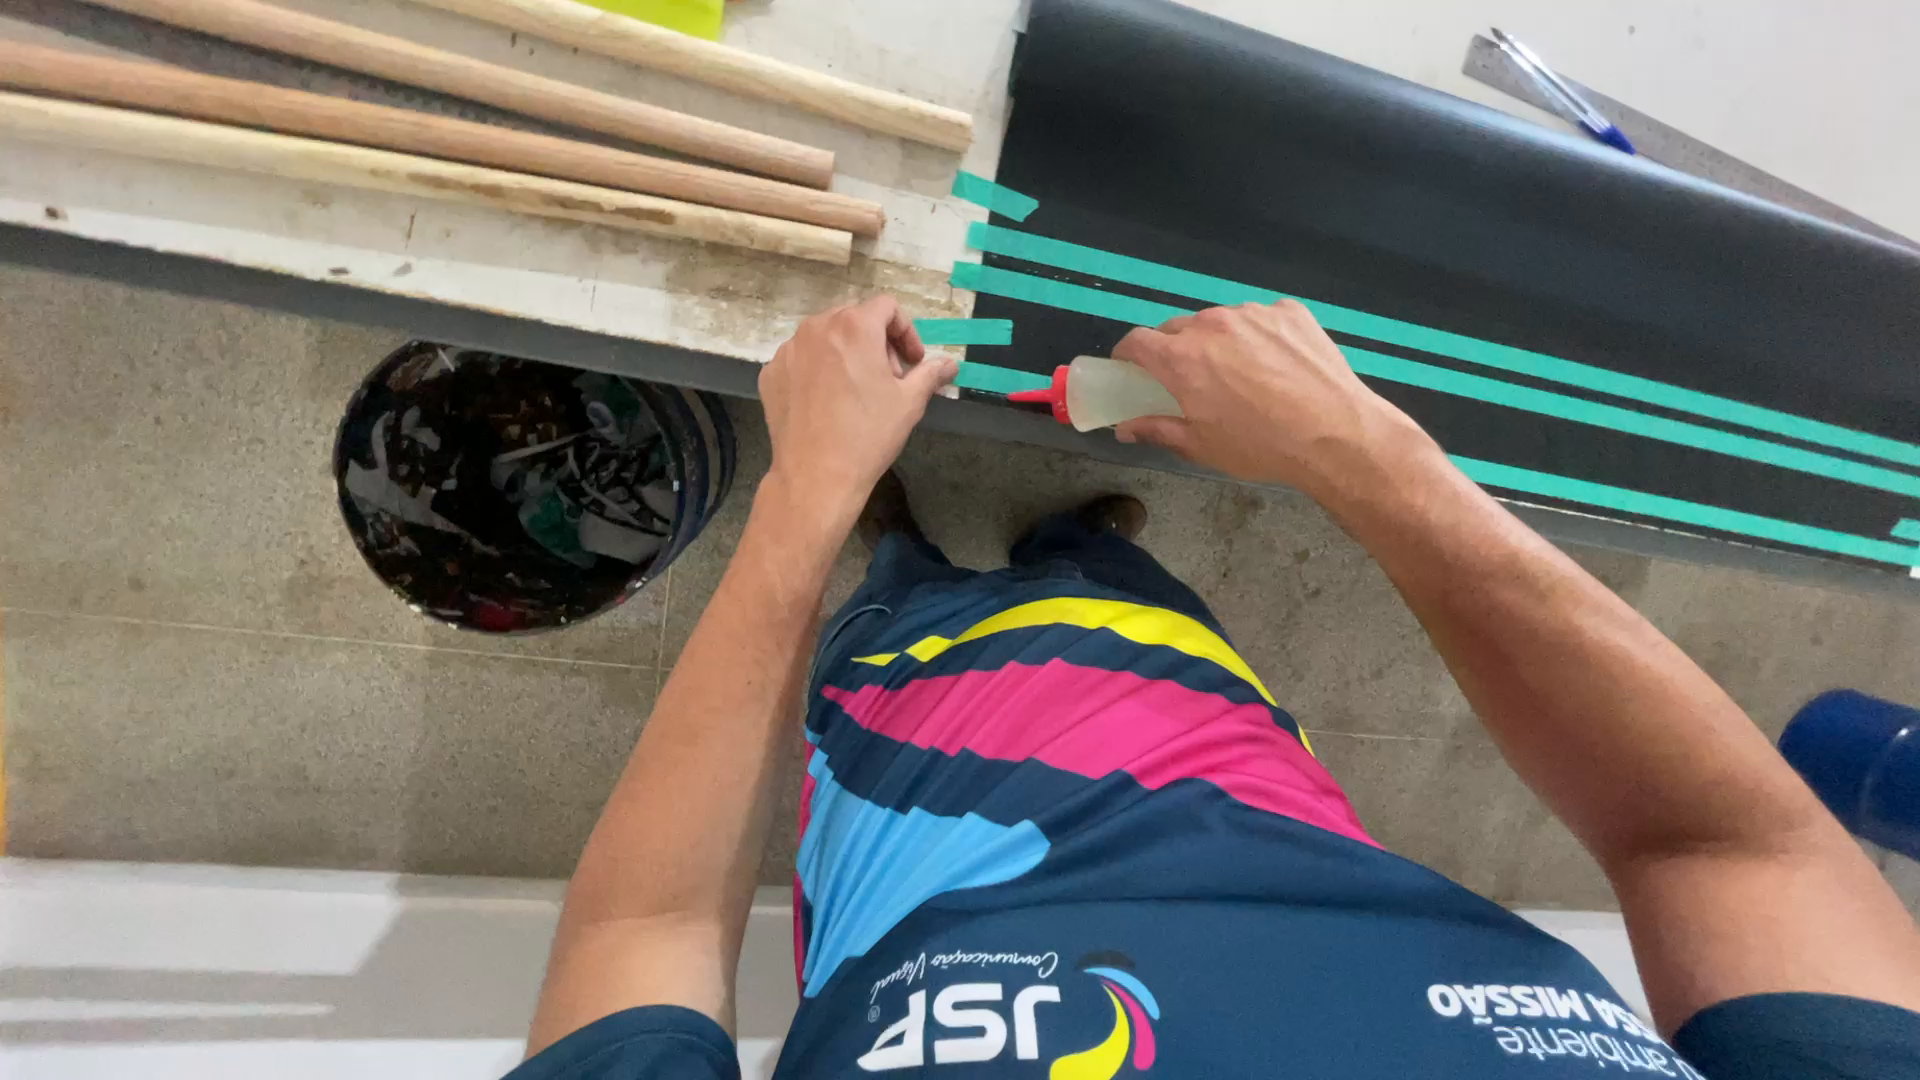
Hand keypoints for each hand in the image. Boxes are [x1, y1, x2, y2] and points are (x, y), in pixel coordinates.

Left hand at [758, 295, 956, 521]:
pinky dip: (818, 371)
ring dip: (846, 354)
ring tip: (856, 391)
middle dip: (876, 342)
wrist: (816, 475)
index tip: (913, 361)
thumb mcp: (909, 403)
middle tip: (887, 378)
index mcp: (855, 327)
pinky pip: (801, 360)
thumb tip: (951, 363)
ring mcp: (789, 350)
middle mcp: (817, 328)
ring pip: (825, 337)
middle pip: (854, 318)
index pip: (887, 307)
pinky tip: (827, 403)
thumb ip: (930, 374)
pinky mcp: (771, 373)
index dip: (906, 331)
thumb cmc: (868, 435)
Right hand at [1112, 301, 1436, 499]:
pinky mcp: (1289, 312)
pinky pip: (1259, 318)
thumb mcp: (1199, 445)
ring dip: (1215, 341)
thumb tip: (1126, 428)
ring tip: (1238, 373)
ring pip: (1219, 321)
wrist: (1335, 434)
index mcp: (1182, 359)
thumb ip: (1156, 429)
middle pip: (1176, 328)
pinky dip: (1255, 336)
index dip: (1127, 354)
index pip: (1137, 341)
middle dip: (1172, 350)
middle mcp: (1212, 325)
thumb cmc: (1259, 446)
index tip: (1130, 369)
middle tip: (1188, 380)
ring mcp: (1254, 314)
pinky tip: (1273, 365)